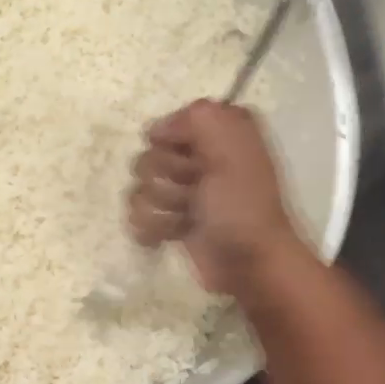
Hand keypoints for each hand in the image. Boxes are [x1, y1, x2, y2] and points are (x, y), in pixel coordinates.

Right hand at [127, 99, 304, 295]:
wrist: (246, 264)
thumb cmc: (241, 207)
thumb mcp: (231, 151)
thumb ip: (200, 119)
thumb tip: (156, 129)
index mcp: (217, 134)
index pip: (166, 126)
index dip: (173, 144)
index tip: (195, 160)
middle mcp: (197, 159)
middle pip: (146, 159)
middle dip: (165, 180)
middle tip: (195, 193)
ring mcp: (181, 192)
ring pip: (138, 190)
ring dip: (160, 208)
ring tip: (187, 217)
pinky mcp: (169, 221)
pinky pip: (138, 217)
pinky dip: (153, 228)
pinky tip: (171, 236)